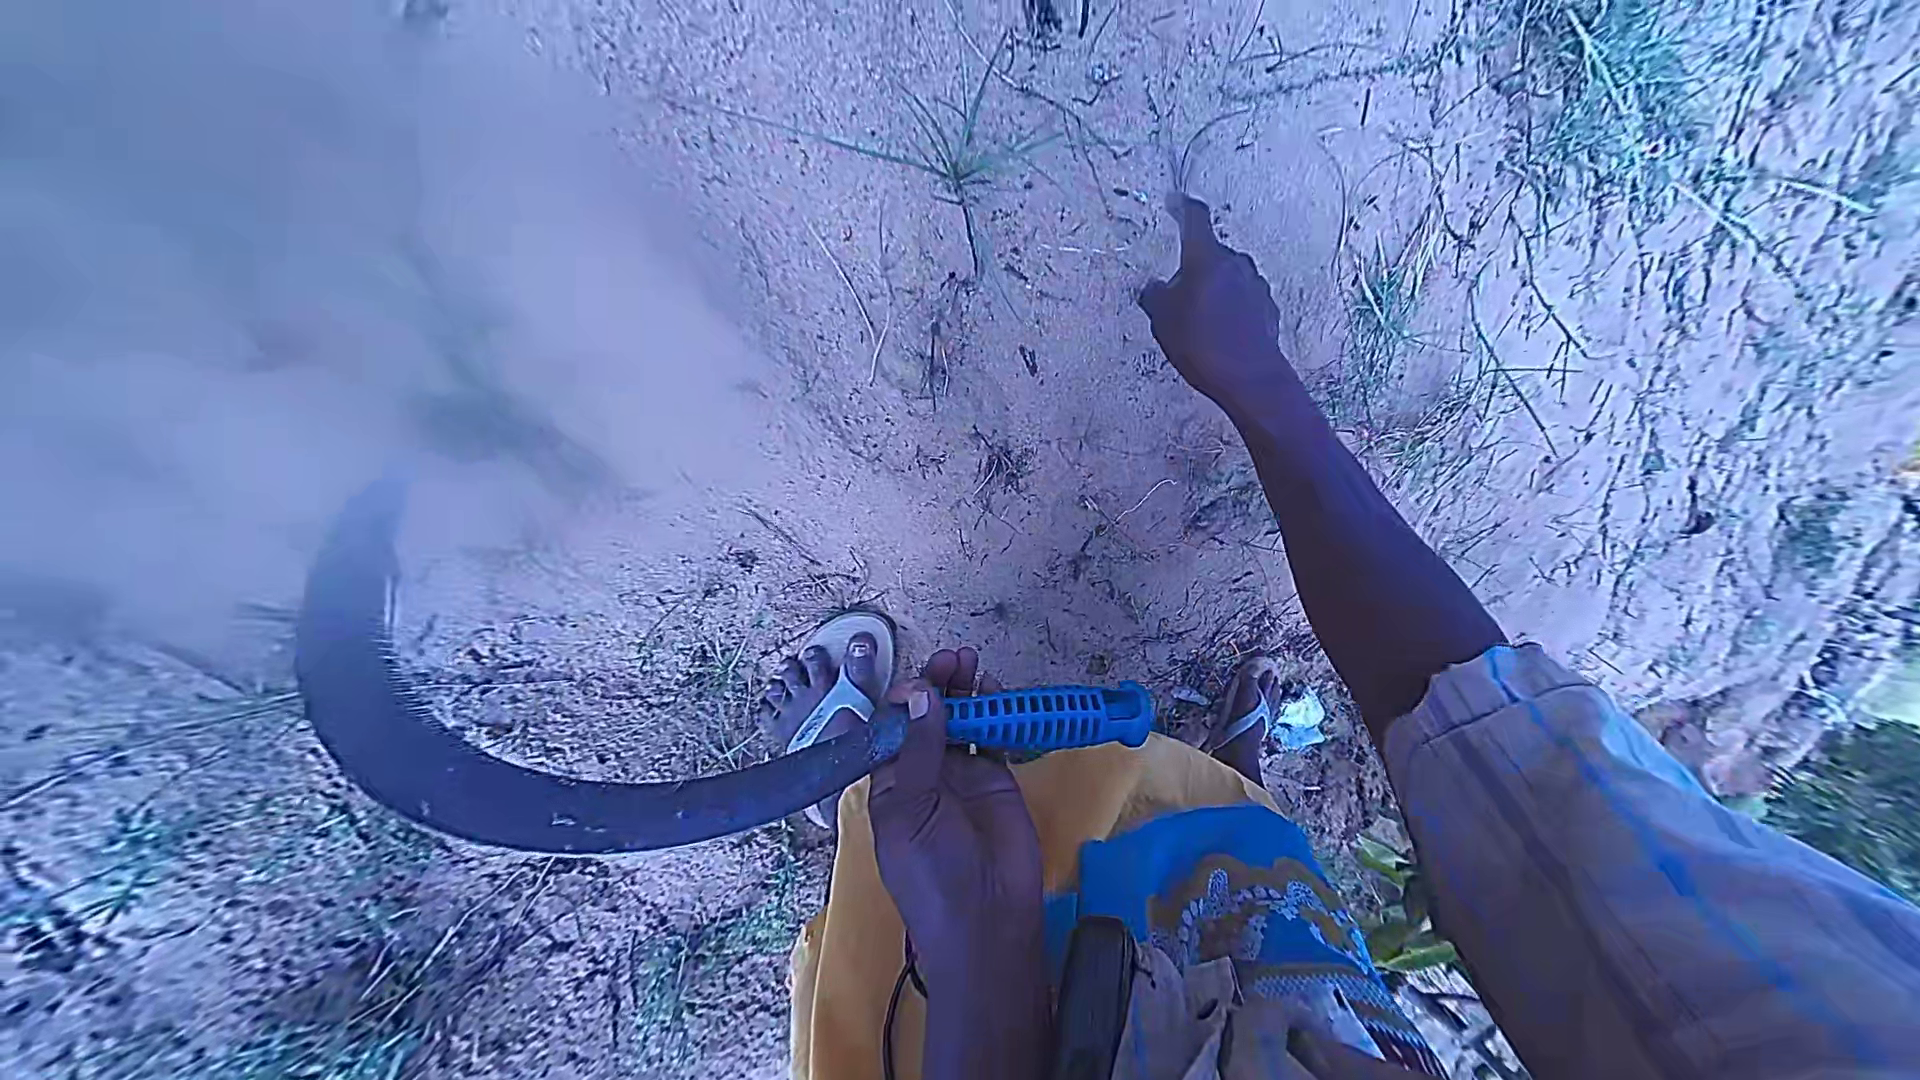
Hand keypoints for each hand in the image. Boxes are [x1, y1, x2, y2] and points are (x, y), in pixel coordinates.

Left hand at [869, 649, 1049, 1079]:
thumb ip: (919, 749)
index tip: (917, 681)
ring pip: (959, 719)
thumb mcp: (912, 811)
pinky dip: (991, 710)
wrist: (988, 918)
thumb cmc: (933, 873)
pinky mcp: (994, 775)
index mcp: (891, 782)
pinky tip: (990, 689)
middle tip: (950, 659)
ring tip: (968, 662)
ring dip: (962, 690)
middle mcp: (924, 771)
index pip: (892, 728)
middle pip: (928, 716)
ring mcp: (961, 772)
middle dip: (935, 685)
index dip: (903, 700)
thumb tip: (920, 692)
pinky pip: (991, 734)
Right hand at [1137, 194, 1295, 418]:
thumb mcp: (1163, 321)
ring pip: (1226, 277)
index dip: (1182, 207)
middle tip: (1175, 295)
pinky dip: (1227, 308)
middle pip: (1210, 254)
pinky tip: (1216, 334)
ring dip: (1210, 290)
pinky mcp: (1266, 307)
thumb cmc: (1201, 345)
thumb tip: (1154, 288)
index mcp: (1206, 259)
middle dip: (1192, 267)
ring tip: (1194, 323)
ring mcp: (1255, 284)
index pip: (1195, 219)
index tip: (1175, 201)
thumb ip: (1155, 296)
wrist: (1247, 377)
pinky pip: (1240, 299)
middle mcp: (1236, 263)